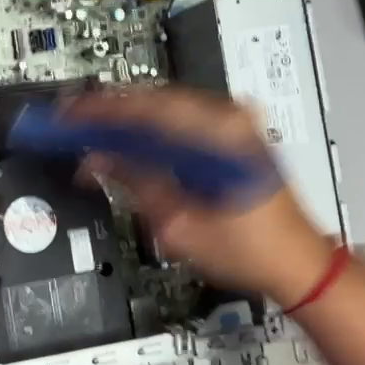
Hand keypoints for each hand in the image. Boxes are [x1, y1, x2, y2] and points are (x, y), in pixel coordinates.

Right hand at [64, 87, 333, 304]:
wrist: (297, 263)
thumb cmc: (254, 250)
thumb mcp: (179, 225)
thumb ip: (135, 184)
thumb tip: (98, 161)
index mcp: (219, 137)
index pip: (145, 111)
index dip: (98, 114)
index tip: (66, 116)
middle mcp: (231, 120)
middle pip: (154, 101)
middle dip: (107, 112)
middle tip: (68, 120)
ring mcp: (235, 123)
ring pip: (165, 106)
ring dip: (126, 118)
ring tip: (89, 128)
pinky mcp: (233, 132)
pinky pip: (180, 117)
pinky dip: (148, 127)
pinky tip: (126, 137)